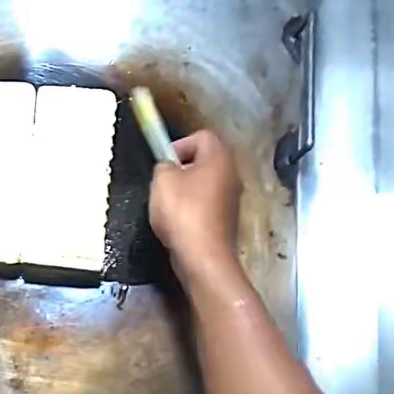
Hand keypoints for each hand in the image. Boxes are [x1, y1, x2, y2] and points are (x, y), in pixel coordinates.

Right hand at [149, 130, 241, 283]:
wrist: (202, 257)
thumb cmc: (182, 213)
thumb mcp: (162, 181)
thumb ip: (163, 166)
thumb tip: (168, 167)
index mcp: (219, 158)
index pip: (201, 136)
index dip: (178, 144)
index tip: (163, 163)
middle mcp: (231, 174)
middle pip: (203, 160)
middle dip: (180, 169)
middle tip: (163, 183)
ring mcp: (231, 198)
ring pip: (203, 184)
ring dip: (184, 191)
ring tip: (167, 206)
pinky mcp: (225, 219)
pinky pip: (205, 205)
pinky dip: (191, 209)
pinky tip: (178, 223)